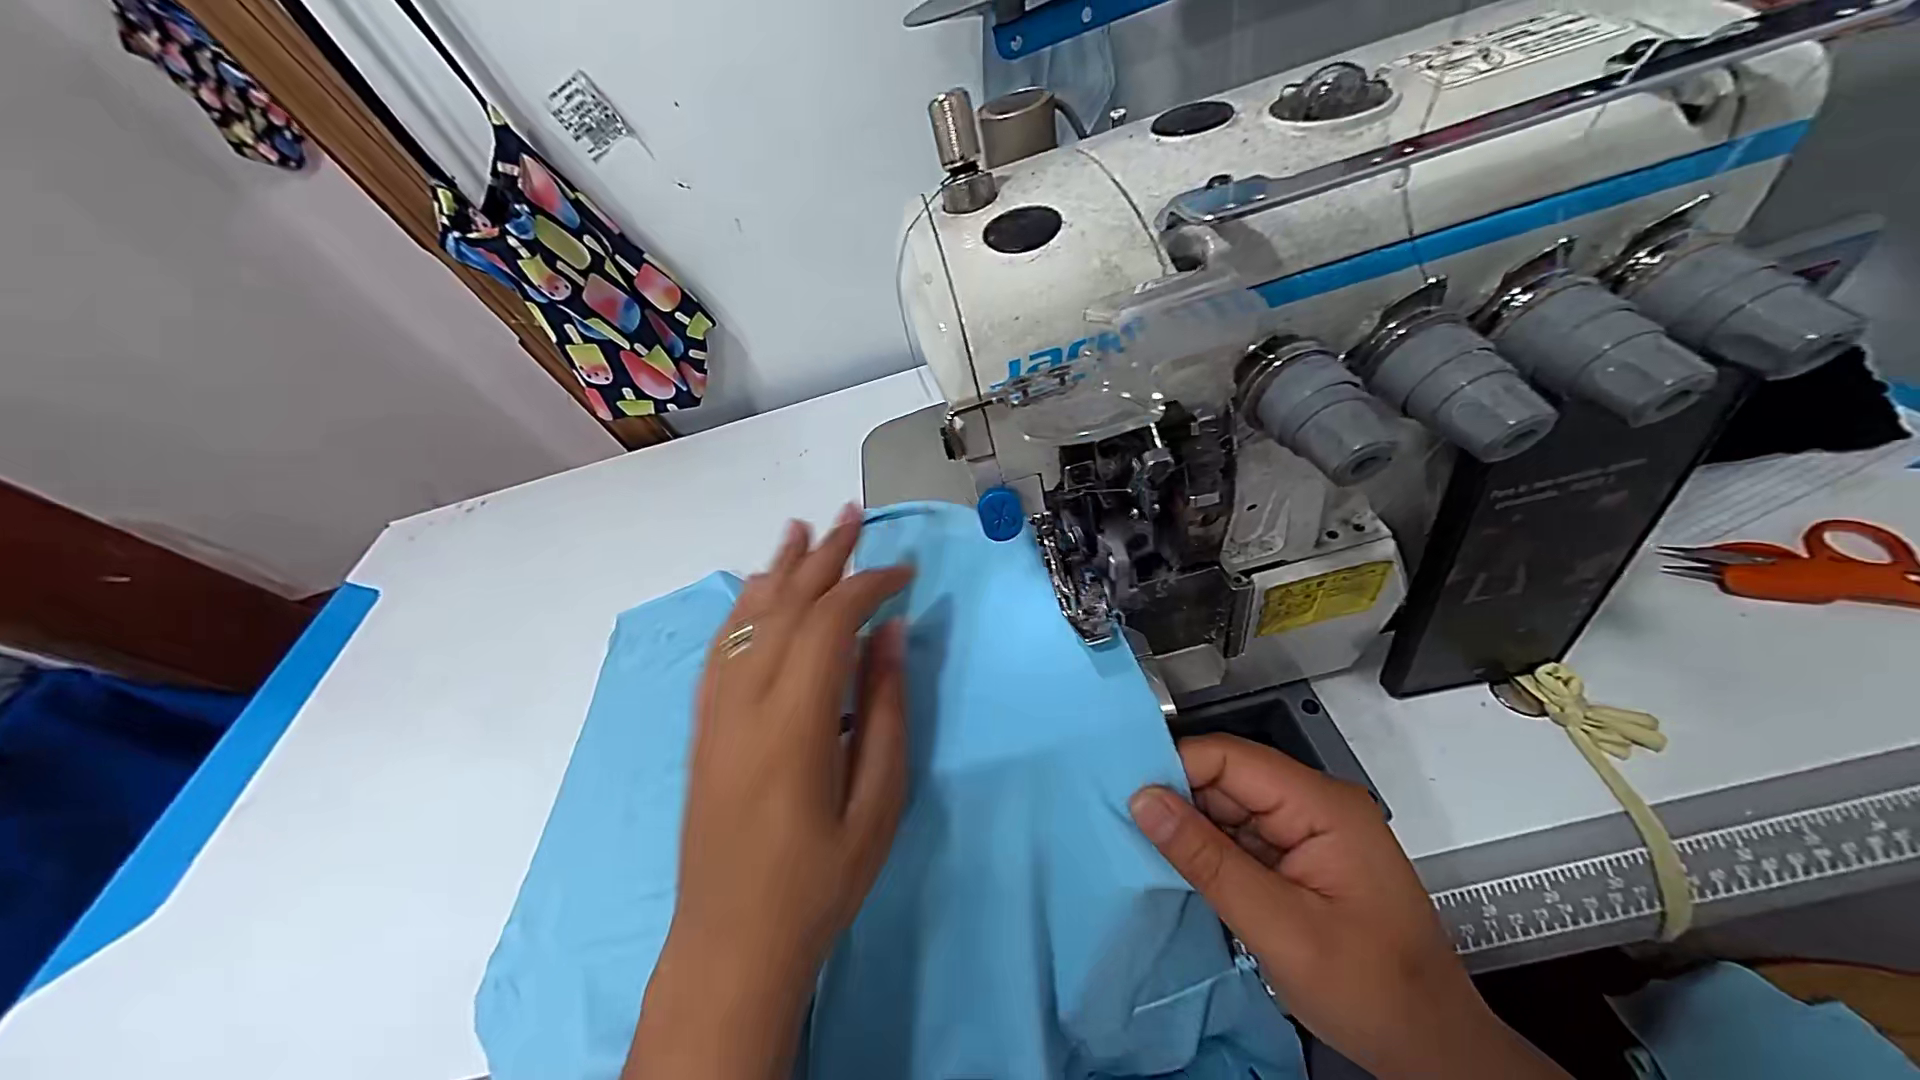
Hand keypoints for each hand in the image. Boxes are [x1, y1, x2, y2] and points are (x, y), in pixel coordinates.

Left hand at [628, 505, 912, 1079]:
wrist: (732, 940)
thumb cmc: (820, 880)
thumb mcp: (878, 802)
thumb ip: (885, 708)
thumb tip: (891, 633)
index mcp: (795, 719)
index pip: (830, 621)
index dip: (868, 585)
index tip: (905, 574)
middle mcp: (747, 699)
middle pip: (786, 604)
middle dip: (825, 556)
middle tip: (853, 515)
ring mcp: (716, 709)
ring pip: (747, 617)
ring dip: (778, 568)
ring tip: (802, 528)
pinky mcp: (703, 724)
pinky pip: (722, 647)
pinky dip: (744, 607)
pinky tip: (757, 589)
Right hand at [1129, 735, 1566, 1079]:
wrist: (1432, 1050)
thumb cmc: (1372, 991)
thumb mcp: (1280, 927)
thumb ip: (1207, 858)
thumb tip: (1144, 801)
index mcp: (1321, 805)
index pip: (1231, 758)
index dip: (1176, 768)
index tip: (1128, 794)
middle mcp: (1313, 804)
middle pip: (1225, 778)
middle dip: (1177, 799)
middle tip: (1126, 825)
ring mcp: (1304, 830)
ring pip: (1226, 806)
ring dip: (1189, 827)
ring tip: (1144, 847)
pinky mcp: (1295, 855)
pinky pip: (1237, 835)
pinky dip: (1207, 849)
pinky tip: (1179, 866)